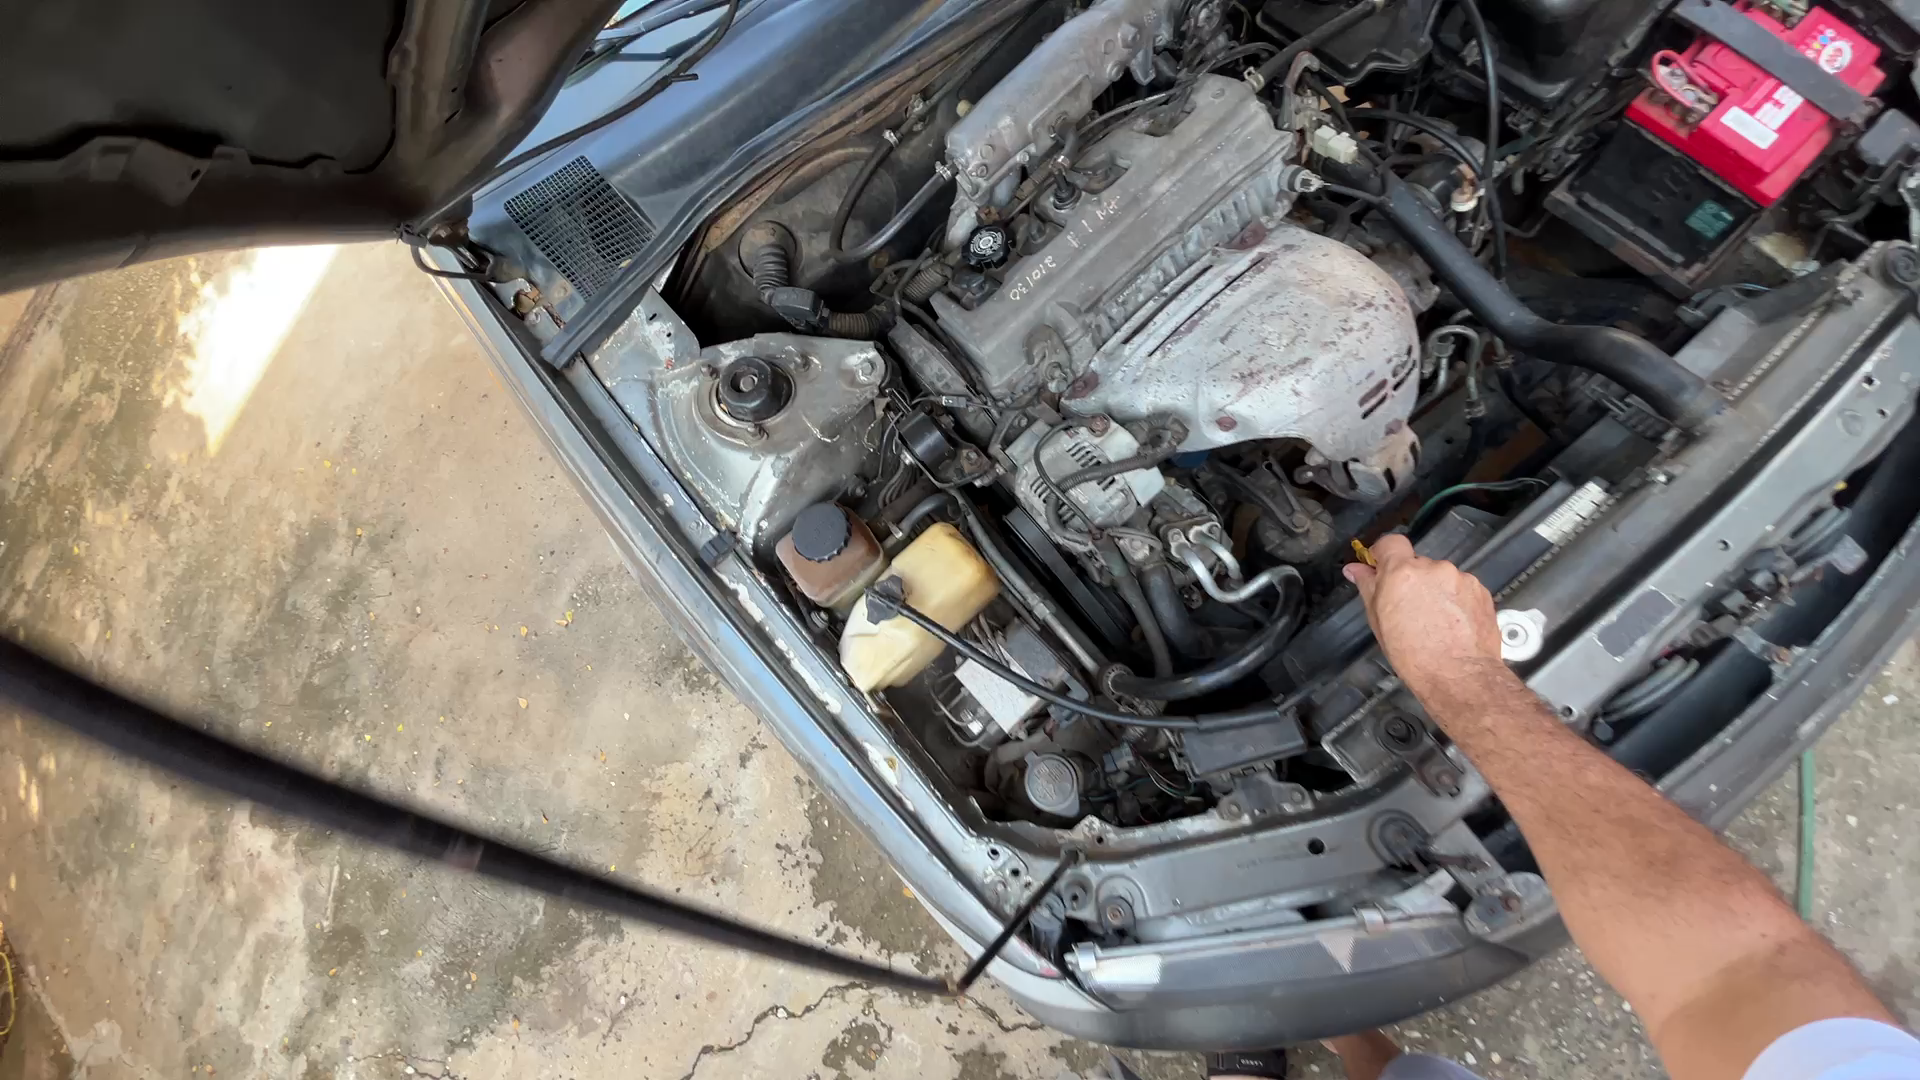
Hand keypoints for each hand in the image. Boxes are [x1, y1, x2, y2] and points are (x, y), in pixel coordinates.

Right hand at [1342, 533, 1504, 701]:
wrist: (1457, 673)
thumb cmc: (1412, 652)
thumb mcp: (1377, 618)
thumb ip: (1368, 587)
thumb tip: (1356, 570)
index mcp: (1401, 572)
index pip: (1390, 543)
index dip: (1383, 554)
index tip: (1380, 567)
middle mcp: (1432, 568)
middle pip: (1416, 563)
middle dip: (1410, 579)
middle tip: (1406, 606)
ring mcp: (1460, 578)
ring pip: (1439, 576)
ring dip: (1434, 590)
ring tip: (1432, 619)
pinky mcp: (1481, 591)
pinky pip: (1460, 587)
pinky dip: (1454, 599)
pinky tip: (1450, 622)